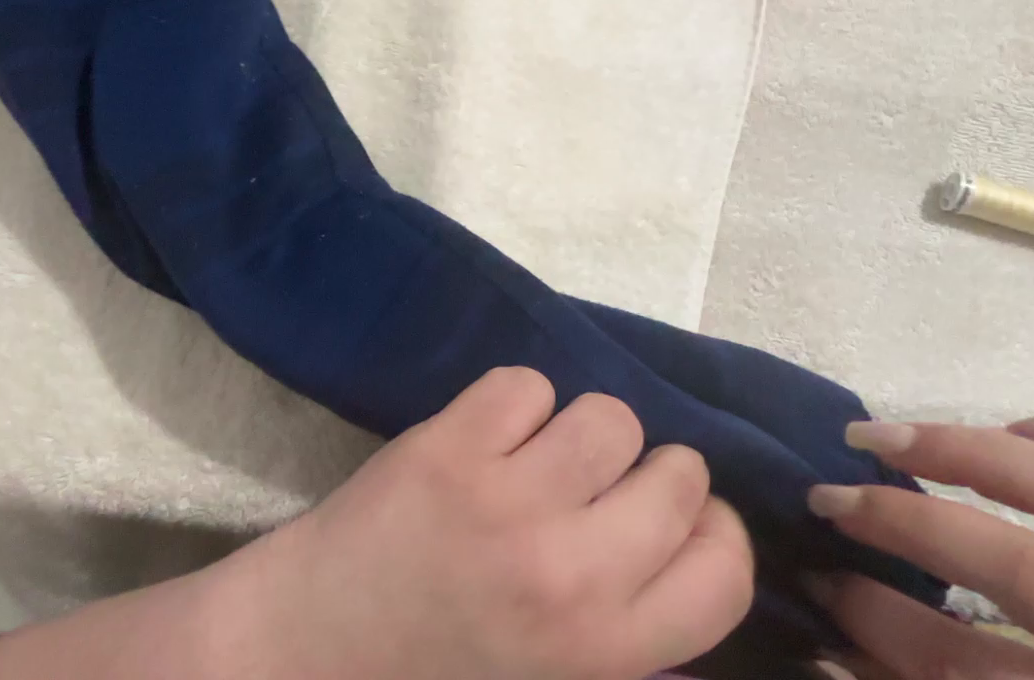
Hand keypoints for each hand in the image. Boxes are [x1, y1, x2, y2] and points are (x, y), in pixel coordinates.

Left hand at [211, 366, 755, 679]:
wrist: (310, 647)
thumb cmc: (441, 668)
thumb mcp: (560, 677)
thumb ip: (630, 622)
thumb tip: (686, 538)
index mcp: (605, 650)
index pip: (723, 571)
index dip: (710, 531)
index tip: (680, 518)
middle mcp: (569, 571)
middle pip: (678, 474)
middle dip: (652, 471)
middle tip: (600, 486)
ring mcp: (506, 499)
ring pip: (608, 416)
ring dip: (584, 431)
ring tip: (542, 458)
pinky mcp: (448, 445)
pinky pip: (526, 384)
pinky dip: (514, 403)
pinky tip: (486, 438)